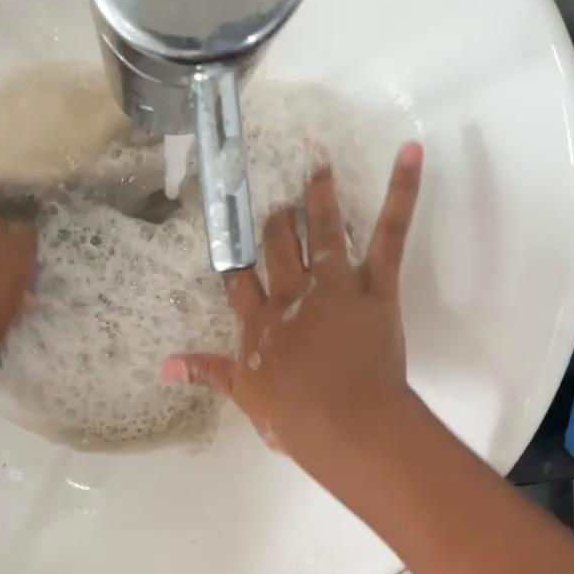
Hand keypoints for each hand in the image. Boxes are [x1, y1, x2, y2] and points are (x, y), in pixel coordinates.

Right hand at [162, 142, 424, 479]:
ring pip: (323, 233)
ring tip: (319, 168)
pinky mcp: (375, 287)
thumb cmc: (294, 417)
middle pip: (278, 249)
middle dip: (276, 225)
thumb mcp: (245, 396)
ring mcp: (334, 286)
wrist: (344, 421)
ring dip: (320, 198)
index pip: (240, 283)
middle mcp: (292, 295)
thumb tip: (164, 367)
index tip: (231, 242)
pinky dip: (401, 192)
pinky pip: (389, 234)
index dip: (236, 263)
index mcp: (259, 323)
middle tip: (278, 207)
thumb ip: (207, 373)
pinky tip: (409, 152)